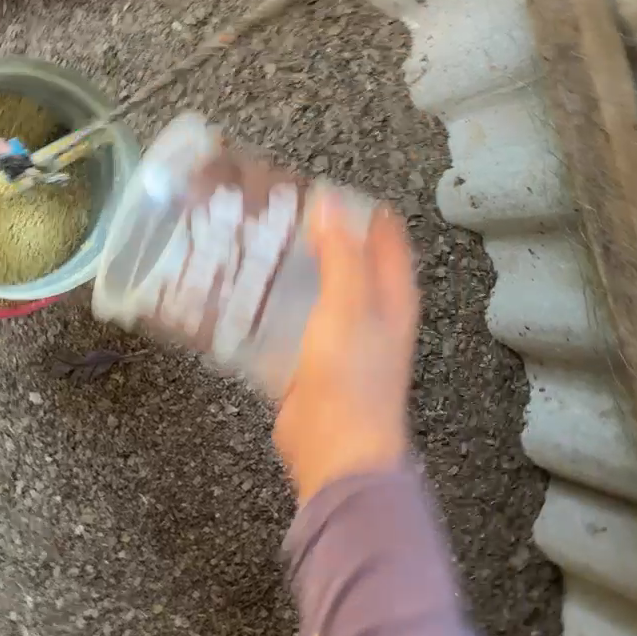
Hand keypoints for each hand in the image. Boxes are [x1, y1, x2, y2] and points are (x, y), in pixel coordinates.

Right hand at [273, 194, 420, 503]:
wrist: (334, 447)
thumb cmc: (351, 378)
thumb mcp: (347, 306)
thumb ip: (340, 254)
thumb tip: (328, 203)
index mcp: (392, 295)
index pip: (383, 235)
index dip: (358, 208)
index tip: (321, 188)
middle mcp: (370, 311)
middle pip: (348, 257)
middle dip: (318, 232)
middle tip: (277, 210)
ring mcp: (340, 335)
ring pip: (316, 287)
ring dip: (292, 266)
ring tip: (254, 241)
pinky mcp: (309, 357)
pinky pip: (291, 318)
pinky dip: (273, 301)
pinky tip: (244, 290)